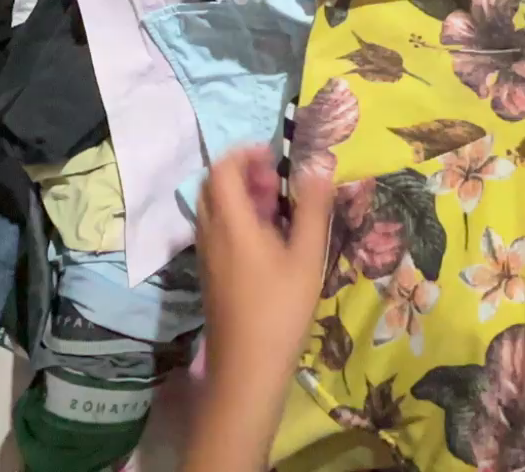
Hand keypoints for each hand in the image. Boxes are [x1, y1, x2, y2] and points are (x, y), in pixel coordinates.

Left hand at [194, 147, 336, 403]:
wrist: (246, 371)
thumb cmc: (279, 310)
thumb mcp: (306, 256)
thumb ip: (312, 208)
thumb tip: (318, 165)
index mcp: (230, 222)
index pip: (222, 168)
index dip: (244, 153)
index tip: (274, 156)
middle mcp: (210, 232)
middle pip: (213, 184)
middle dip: (243, 172)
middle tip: (276, 182)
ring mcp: (206, 254)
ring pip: (214, 207)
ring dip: (240, 196)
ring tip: (276, 209)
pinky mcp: (209, 273)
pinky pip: (216, 228)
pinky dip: (236, 218)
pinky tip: (266, 239)